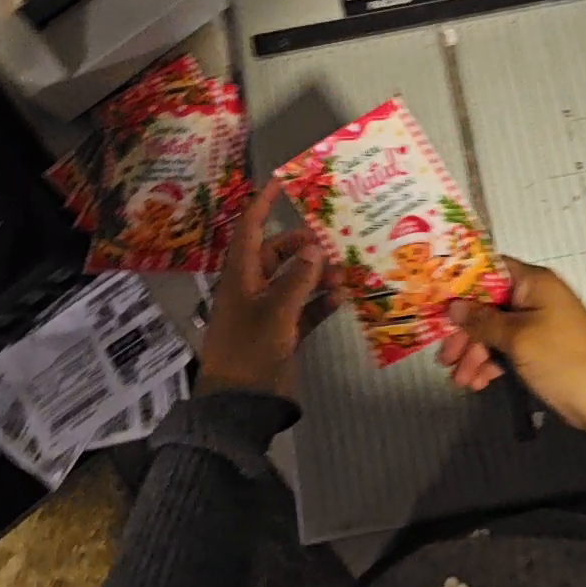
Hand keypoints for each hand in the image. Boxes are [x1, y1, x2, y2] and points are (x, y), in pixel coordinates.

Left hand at [197, 180, 338, 398]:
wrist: (240, 404)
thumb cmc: (250, 350)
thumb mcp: (275, 311)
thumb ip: (298, 279)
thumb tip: (316, 248)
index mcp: (241, 275)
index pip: (250, 229)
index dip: (263, 203)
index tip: (281, 181)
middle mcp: (253, 287)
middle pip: (278, 254)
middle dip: (304, 245)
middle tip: (333, 239)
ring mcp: (268, 311)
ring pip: (295, 280)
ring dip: (318, 275)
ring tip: (344, 272)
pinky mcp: (282, 333)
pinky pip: (304, 309)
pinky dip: (320, 303)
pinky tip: (341, 299)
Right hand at [439, 258, 585, 439]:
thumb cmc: (562, 360)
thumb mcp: (518, 338)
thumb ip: (482, 321)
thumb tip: (452, 307)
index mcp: (533, 282)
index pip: (489, 268)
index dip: (461, 281)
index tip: (435, 299)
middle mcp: (532, 297)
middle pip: (486, 304)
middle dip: (464, 330)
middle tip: (444, 355)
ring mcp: (534, 324)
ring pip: (492, 330)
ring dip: (473, 352)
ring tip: (459, 379)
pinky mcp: (536, 349)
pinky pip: (504, 348)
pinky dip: (489, 363)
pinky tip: (476, 382)